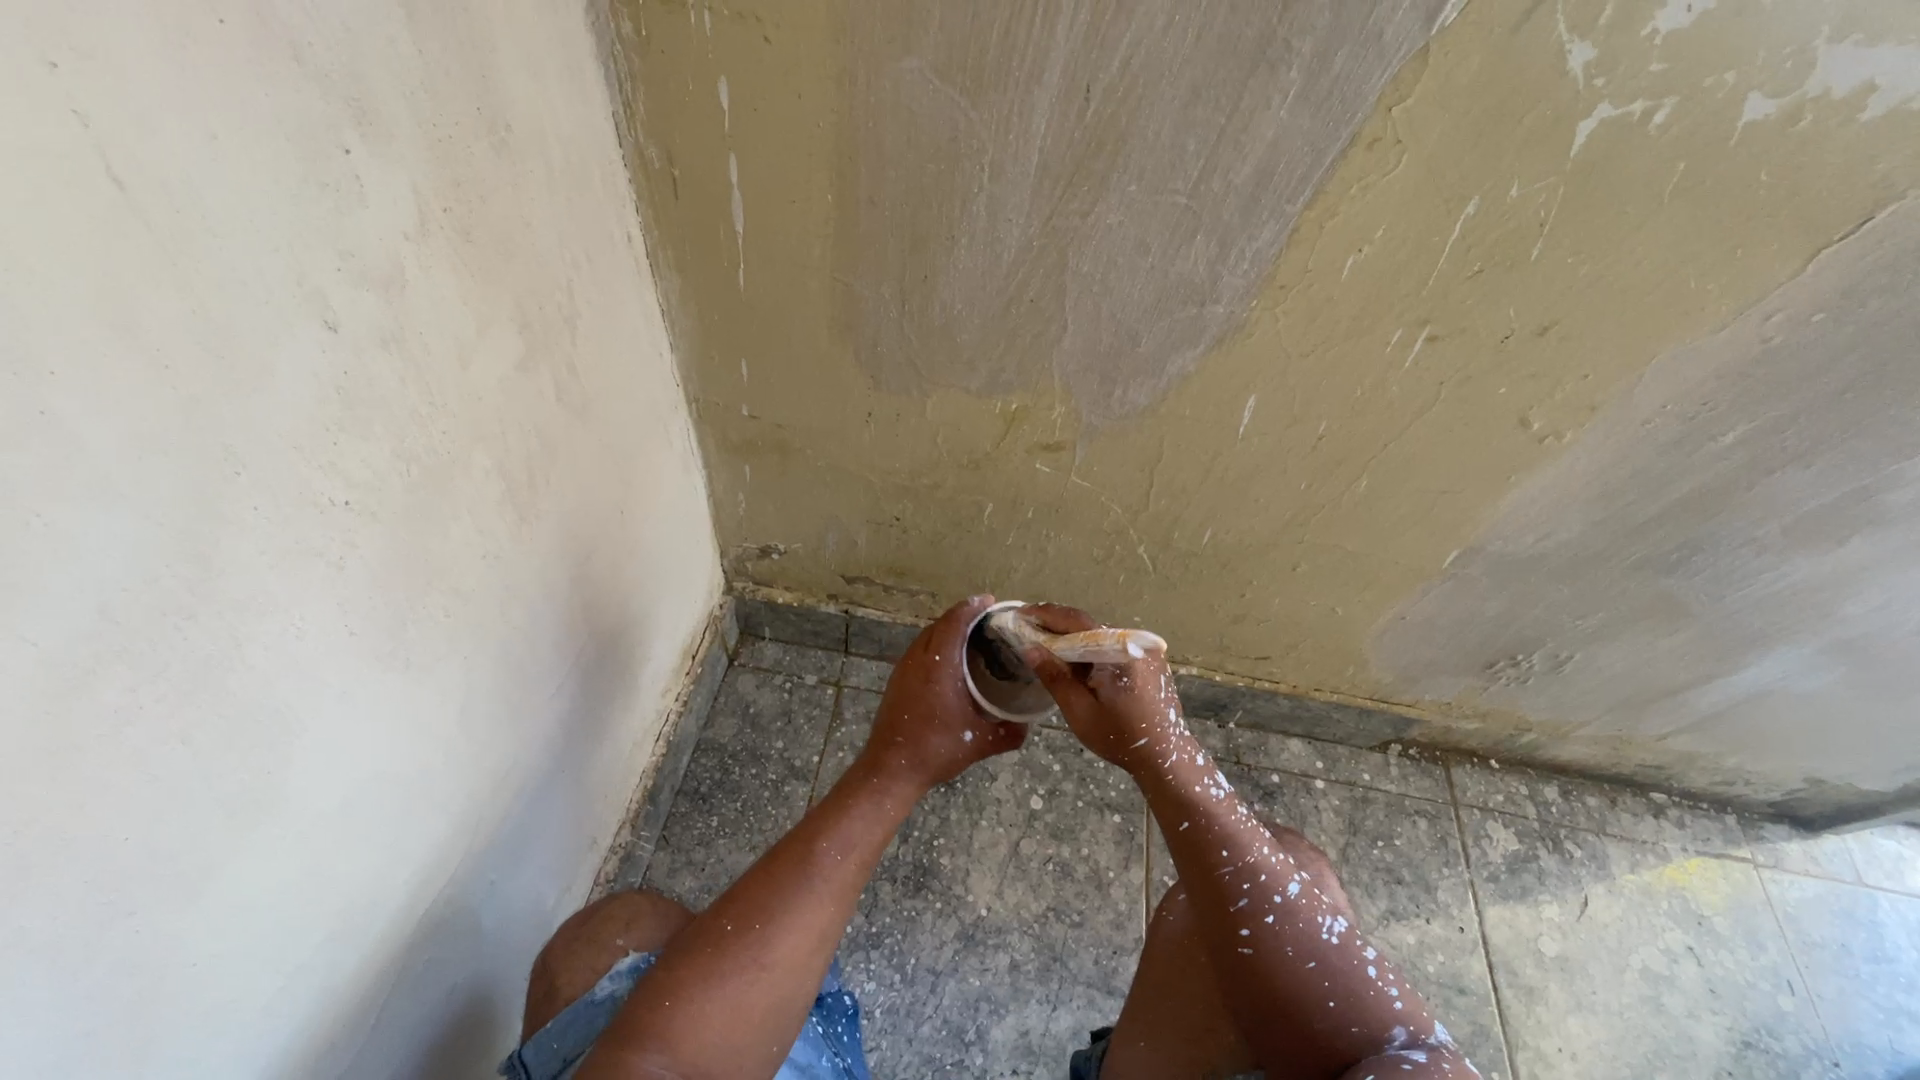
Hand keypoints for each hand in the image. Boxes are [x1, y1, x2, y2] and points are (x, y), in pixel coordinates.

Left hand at [858, 595, 1028, 793]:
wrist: (891, 768)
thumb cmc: (935, 750)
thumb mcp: (980, 743)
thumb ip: (1010, 733)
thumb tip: (1029, 726)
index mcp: (939, 665)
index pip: (955, 622)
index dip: (972, 607)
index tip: (990, 602)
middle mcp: (918, 659)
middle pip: (940, 625)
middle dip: (962, 617)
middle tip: (987, 621)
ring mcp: (903, 669)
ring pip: (927, 637)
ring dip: (948, 631)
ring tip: (971, 639)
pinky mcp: (897, 681)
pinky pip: (919, 652)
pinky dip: (936, 647)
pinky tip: (950, 664)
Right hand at [1020, 604, 1193, 777]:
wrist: (1165, 756)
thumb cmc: (1120, 737)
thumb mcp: (1079, 711)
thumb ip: (1055, 676)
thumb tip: (1029, 648)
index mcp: (1117, 651)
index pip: (1076, 621)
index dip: (1046, 615)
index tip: (1021, 615)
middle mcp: (1135, 641)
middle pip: (1088, 625)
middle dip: (1056, 625)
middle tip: (1029, 627)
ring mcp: (1145, 649)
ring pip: (1100, 634)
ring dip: (1073, 637)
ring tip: (1046, 642)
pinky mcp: (1149, 659)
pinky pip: (1113, 645)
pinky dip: (1091, 647)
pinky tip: (1075, 658)